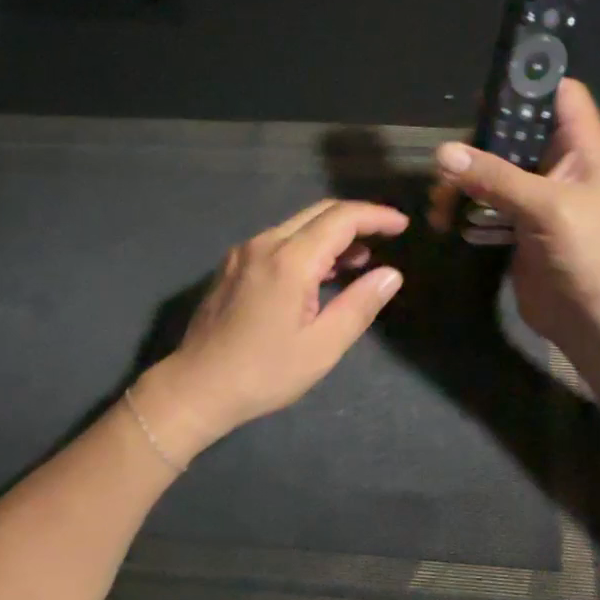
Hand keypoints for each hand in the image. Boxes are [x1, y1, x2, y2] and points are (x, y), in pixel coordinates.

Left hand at [138, 200, 408, 453]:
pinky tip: (319, 273)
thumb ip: (359, 305)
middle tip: (386, 238)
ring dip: (329, 235)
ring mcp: (243, 253)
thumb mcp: (322, 346)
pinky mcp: (231, 266)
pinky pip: (277, 242)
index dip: (376, 216)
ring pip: (296, 226)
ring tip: (359, 261)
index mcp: (289, 260)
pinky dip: (305, 247)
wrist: (197, 386)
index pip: (341, 218)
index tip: (402, 226)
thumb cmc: (264, 372)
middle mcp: (263, 244)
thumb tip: (391, 274)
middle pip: (317, 213)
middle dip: (355, 220)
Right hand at [432, 79, 599, 347]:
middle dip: (476, 143)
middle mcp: (560, 167)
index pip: (559, 95)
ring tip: (441, 204)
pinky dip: (463, 209)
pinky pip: (484, 205)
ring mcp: (538, 199)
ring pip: (491, 171)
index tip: (482, 92)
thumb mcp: (547, 208)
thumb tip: (442, 152)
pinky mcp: (518, 228)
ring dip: (462, 182)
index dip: (527, 84)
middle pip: (513, 134)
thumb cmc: (592, 257)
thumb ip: (495, 177)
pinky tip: (446, 223)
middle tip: (446, 163)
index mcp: (583, 149)